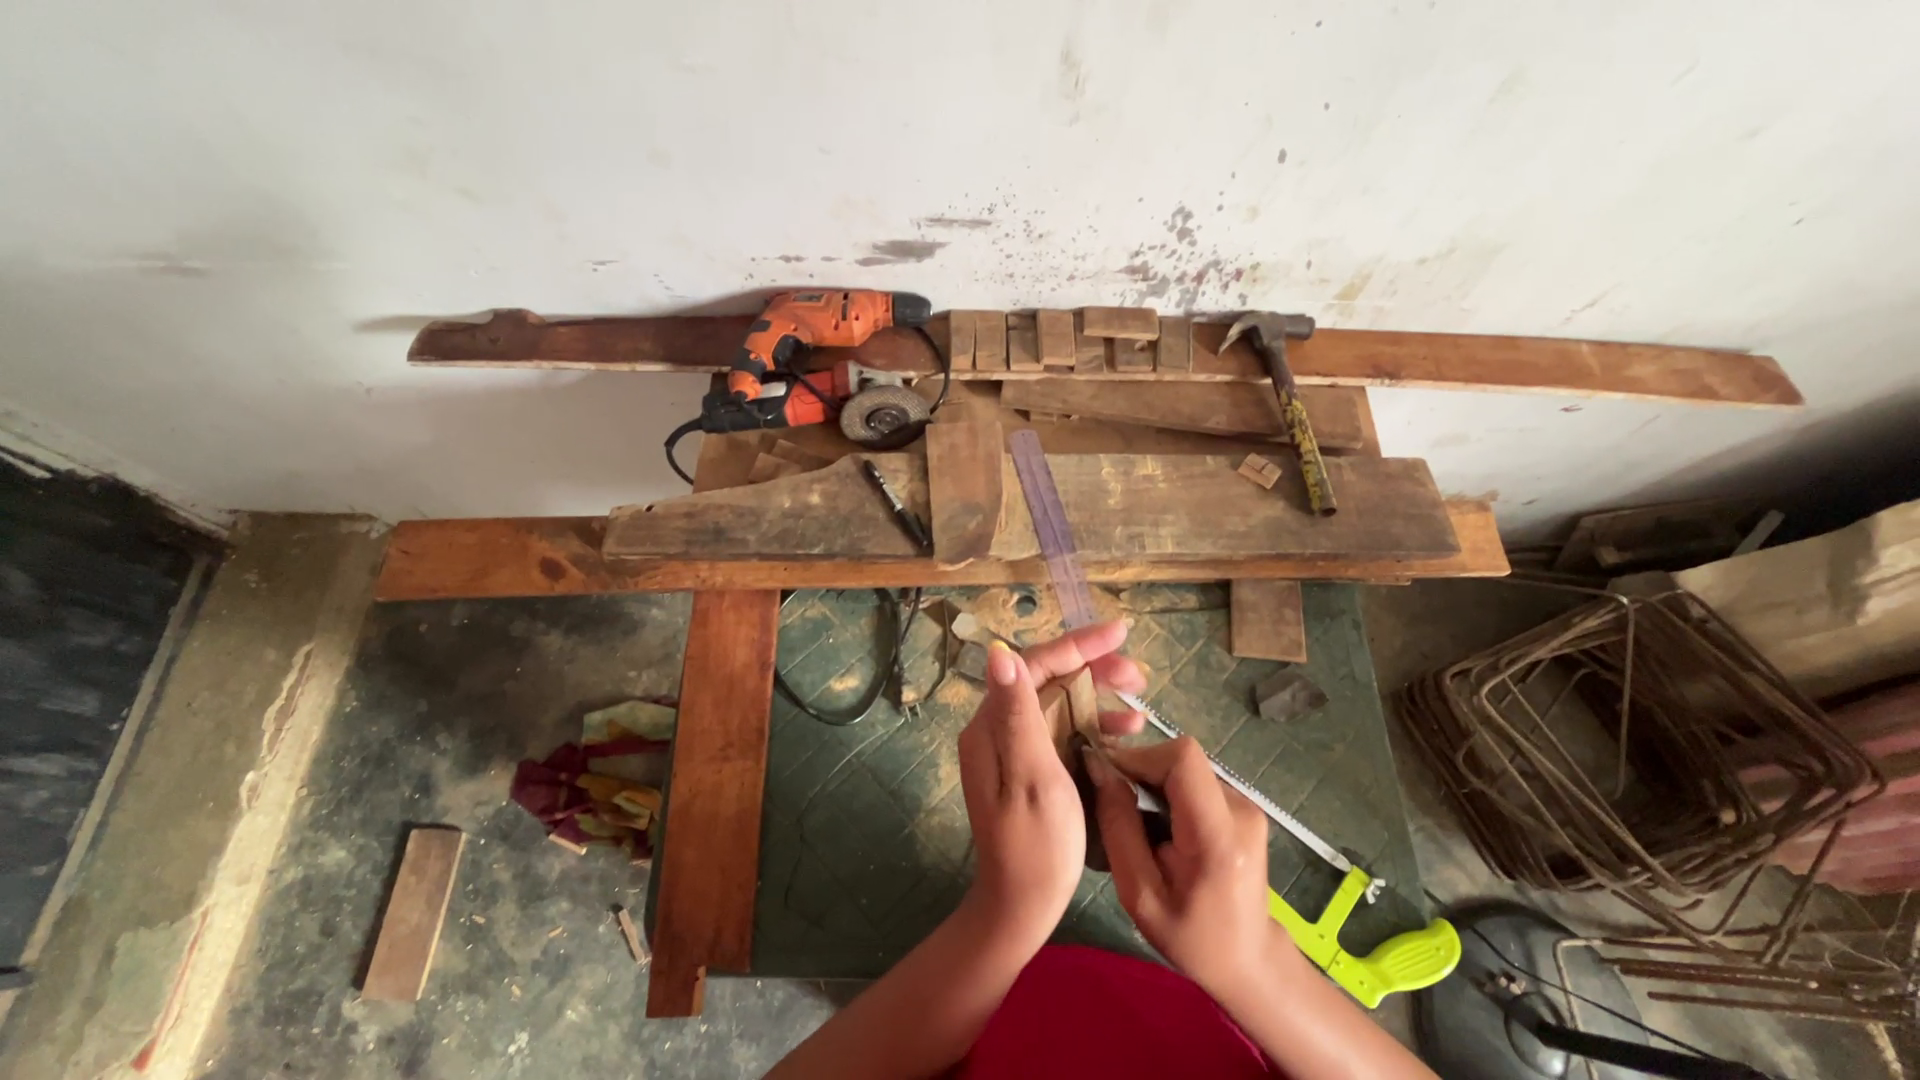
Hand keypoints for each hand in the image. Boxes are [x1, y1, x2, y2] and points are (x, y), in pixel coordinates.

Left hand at [956, 622, 1145, 947]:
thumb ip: (1018, 714)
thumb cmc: (1034, 846)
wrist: (1022, 906)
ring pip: (1059, 701)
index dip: (1076, 644)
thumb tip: (998, 653)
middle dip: (1093, 667)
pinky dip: (1095, 724)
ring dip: (1098, 694)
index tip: (1119, 633)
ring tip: (1140, 697)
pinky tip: (1126, 730)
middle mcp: (999, 729)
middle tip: (1138, 673)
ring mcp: (1016, 748)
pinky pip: (1064, 729)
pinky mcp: (1033, 767)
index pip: (1033, 664)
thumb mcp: (1032, 777)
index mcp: (993, 726)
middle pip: (1047, 678)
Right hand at [1089, 736, 1295, 998]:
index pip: (1182, 758)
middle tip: (1111, 801)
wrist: (1248, 960)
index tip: (1107, 778)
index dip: (1139, 757)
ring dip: (1152, 782)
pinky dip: (1168, 792)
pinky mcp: (1242, 807)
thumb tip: (1100, 770)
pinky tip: (1157, 825)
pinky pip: (1195, 781)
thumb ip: (1119, 828)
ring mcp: (1246, 806)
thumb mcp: (1139, 894)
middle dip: (1140, 771)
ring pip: (1186, 768)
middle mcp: (1241, 809)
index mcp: (1218, 836)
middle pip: (1182, 759)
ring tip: (1133, 819)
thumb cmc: (1190, 937)